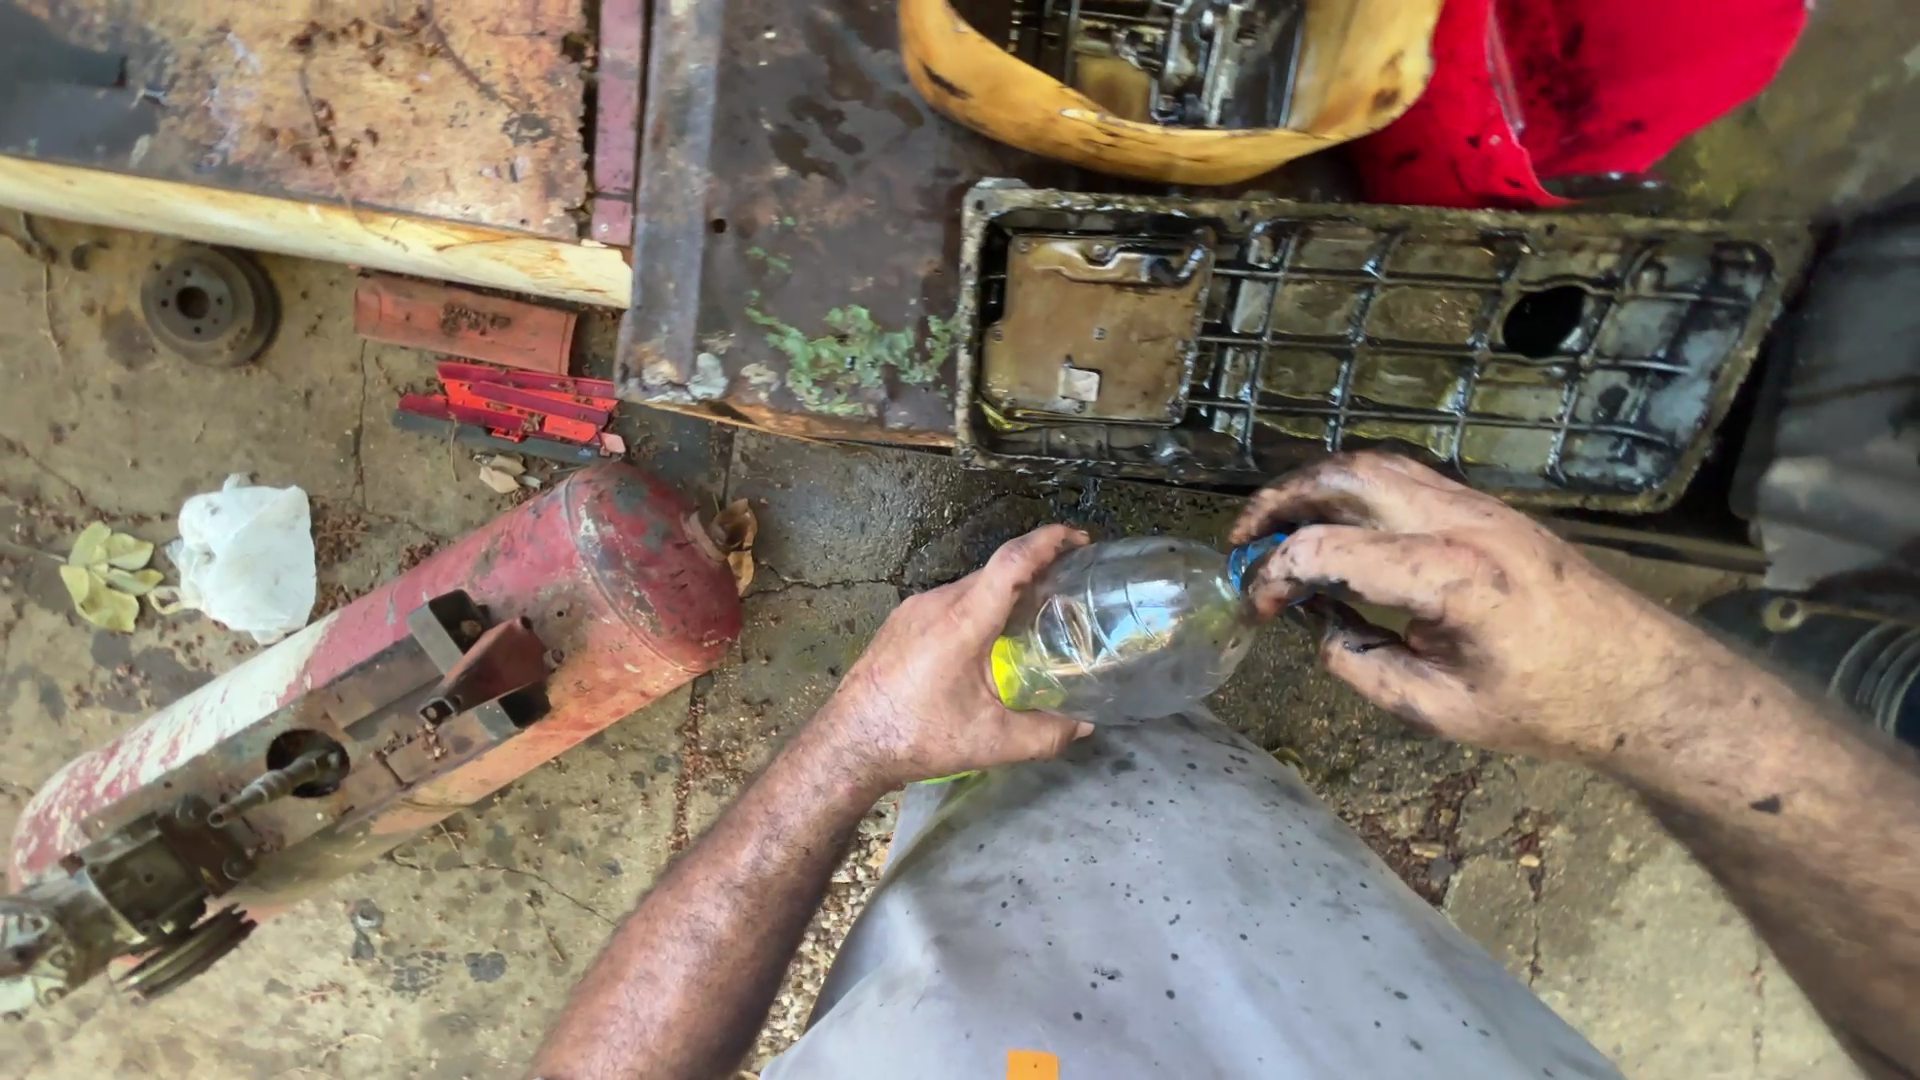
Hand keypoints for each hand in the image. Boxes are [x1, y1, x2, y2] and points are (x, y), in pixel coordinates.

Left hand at [810, 525, 1095, 792]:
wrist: (848, 743)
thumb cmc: (917, 737)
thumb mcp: (990, 743)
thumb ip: (1045, 734)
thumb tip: (1085, 726)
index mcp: (962, 621)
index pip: (1011, 562)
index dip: (1048, 542)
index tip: (1078, 538)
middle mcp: (937, 602)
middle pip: (995, 572)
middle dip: (1036, 569)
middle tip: (1070, 586)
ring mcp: (914, 608)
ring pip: (972, 587)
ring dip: (1006, 593)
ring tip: (1035, 615)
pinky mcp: (901, 620)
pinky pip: (950, 601)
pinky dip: (979, 607)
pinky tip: (989, 637)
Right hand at [1231, 452, 1701, 763]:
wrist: (1651, 685)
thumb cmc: (1549, 707)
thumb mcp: (1437, 709)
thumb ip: (1358, 663)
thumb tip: (1319, 623)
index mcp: (1450, 574)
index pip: (1325, 549)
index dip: (1272, 576)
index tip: (1258, 610)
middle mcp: (1458, 520)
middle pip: (1342, 475)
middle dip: (1276, 500)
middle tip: (1241, 538)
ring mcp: (1474, 504)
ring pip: (1370, 462)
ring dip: (1310, 484)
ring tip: (1276, 523)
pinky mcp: (1482, 507)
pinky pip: (1398, 475)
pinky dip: (1346, 488)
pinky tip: (1332, 521)